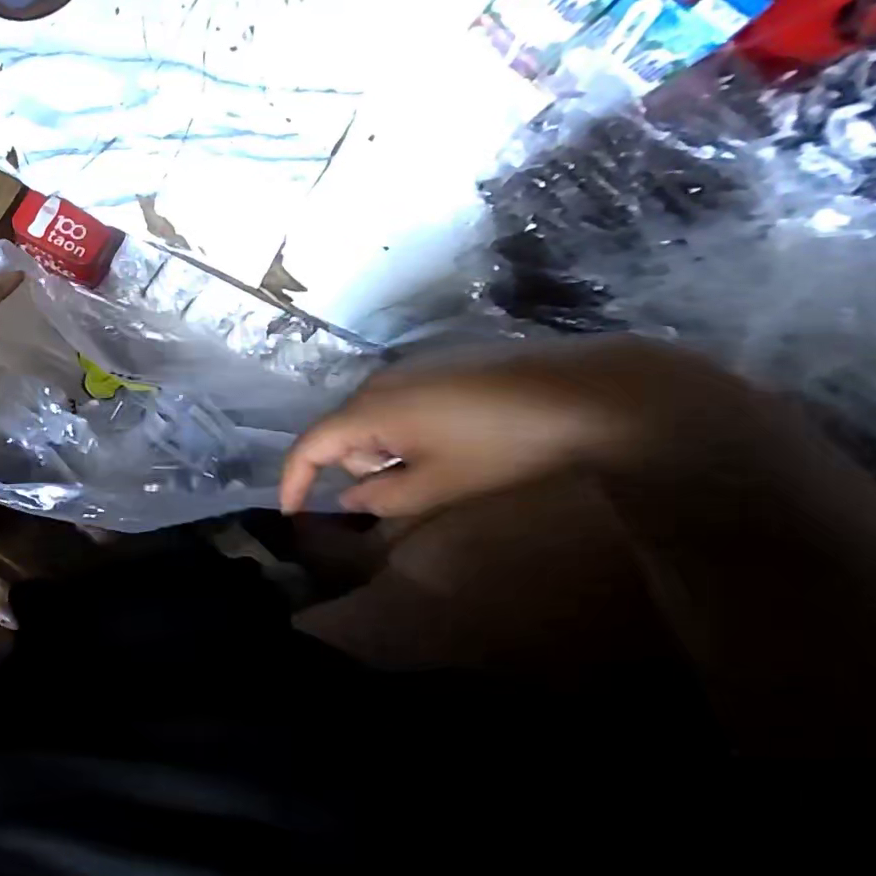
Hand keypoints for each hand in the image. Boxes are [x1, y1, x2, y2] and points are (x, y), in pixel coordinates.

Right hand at [279, 336, 773, 517]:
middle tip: (396, 492)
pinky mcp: (437, 363)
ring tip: (432, 469)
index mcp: (370, 410)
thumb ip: (383, 497)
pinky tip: (449, 442)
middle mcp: (378, 381)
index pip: (310, 445)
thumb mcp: (439, 485)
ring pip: (370, 416)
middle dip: (353, 466)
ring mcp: (408, 367)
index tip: (292, 512)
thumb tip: (351, 496)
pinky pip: (397, 401)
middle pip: (340, 430)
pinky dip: (403, 429)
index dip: (294, 479)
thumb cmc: (503, 445)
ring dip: (382, 449)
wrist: (583, 389)